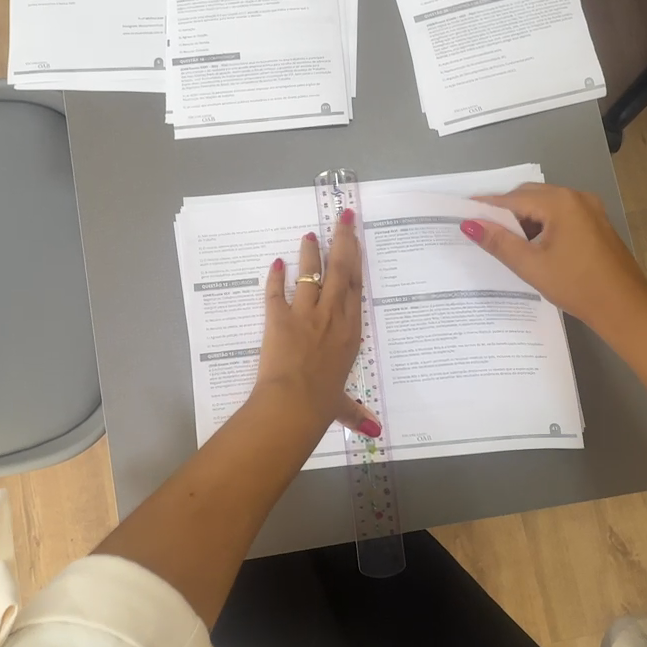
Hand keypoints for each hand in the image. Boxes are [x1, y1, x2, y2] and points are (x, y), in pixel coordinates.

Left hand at [251, 208, 377, 436]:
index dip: (357, 258)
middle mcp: (332, 315)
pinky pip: (276, 292)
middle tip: (342, 216)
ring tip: (309, 234)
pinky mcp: (279, 318)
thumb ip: (355, 411)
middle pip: (340, 269)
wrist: (294, 403)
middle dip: (341, 239)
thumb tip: (372, 430)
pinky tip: (274, 263)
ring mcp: (305, 314)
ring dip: (309, 253)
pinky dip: (274, 278)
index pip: (356, 285)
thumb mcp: (342, 404)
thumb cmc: (322, 403)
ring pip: (310, 273)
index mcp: (351, 330)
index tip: (356, 237)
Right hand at [462, 183, 646, 339]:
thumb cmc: (576, 285)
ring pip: (545, 204)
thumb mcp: (531, 265)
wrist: (625, 307)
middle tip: (482, 230)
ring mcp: (590, 208)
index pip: (513, 198)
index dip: (486, 207)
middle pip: (530, 195)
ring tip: (505, 241)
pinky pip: (561, 213)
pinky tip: (533, 245)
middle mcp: (576, 197)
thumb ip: (498, 242)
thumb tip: (469, 224)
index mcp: (560, 203)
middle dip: (506, 211)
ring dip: (524, 218)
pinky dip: (542, 223)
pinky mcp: (596, 222)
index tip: (462, 214)